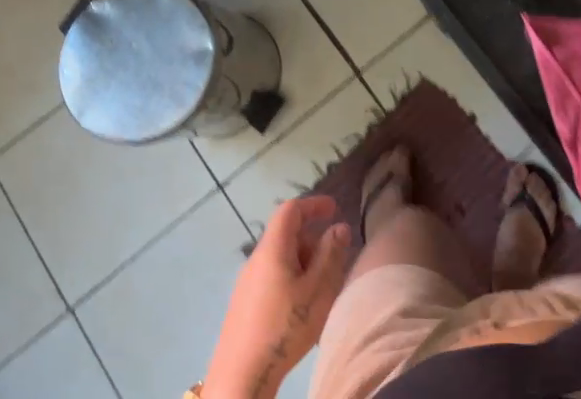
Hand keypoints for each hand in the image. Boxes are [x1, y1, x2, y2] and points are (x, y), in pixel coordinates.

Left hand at [206, 195, 351, 398]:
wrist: (241, 375)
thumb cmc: (285, 326)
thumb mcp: (318, 289)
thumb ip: (331, 254)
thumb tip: (338, 227)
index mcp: (272, 249)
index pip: (290, 210)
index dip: (314, 204)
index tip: (335, 209)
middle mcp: (255, 260)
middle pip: (286, 235)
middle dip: (313, 239)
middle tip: (336, 260)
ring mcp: (247, 284)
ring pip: (280, 258)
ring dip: (304, 262)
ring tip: (323, 288)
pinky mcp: (244, 305)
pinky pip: (273, 277)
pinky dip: (292, 278)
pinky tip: (302, 306)